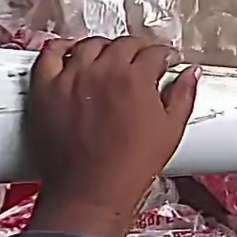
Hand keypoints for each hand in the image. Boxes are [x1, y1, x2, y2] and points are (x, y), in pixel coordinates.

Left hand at [24, 36, 199, 236]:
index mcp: (135, 79)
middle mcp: (102, 71)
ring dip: (103, 47)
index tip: (164, 61)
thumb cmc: (130, 167)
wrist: (90, 192)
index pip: (153, 52)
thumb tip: (191, 74)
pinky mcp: (45, 88)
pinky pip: (50, 54)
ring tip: (109, 58)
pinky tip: (70, 52)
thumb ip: (183, 96)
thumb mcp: (170, 131)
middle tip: (141, 60)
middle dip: (137, 49)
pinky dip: (61, 48)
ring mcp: (71, 77)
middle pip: (122, 44)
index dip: (163, 55)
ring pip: (89, 45)